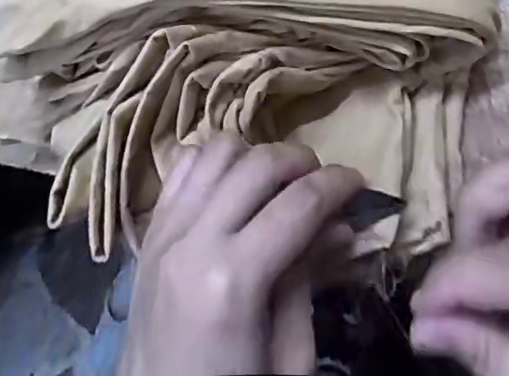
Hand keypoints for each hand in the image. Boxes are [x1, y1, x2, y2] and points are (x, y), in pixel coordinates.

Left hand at [121, 137, 364, 375]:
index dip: (335, 185)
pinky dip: (212, 162)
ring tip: (278, 179)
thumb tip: (339, 225)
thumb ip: (307, 281)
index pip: (296, 205)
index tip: (360, 180)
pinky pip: (181, 167)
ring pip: (215, 152)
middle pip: (256, 165)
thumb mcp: (287, 359)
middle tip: (324, 178)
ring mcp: (164, 228)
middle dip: (299, 160)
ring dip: (254, 154)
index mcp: (232, 280)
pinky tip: (234, 183)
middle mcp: (193, 238)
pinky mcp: (148, 230)